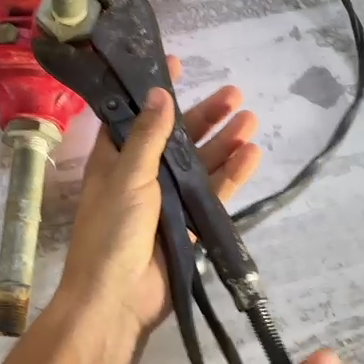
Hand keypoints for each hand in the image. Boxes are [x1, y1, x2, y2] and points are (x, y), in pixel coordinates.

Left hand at [54, 60, 260, 341]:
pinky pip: (212, 196)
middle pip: (177, 138)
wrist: (116, 300)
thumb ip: (148, 137)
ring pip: (200, 165)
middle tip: (235, 93)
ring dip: (223, 143)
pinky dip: (230, 177)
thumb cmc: (112, 231)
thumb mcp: (127, 176)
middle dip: (204, 116)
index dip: (154, 91)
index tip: (177, 64)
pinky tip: (252, 156)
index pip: (135, 116)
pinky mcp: (187, 228)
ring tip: (251, 119)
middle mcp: (140, 176)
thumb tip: (159, 92)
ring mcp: (166, 203)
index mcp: (114, 160)